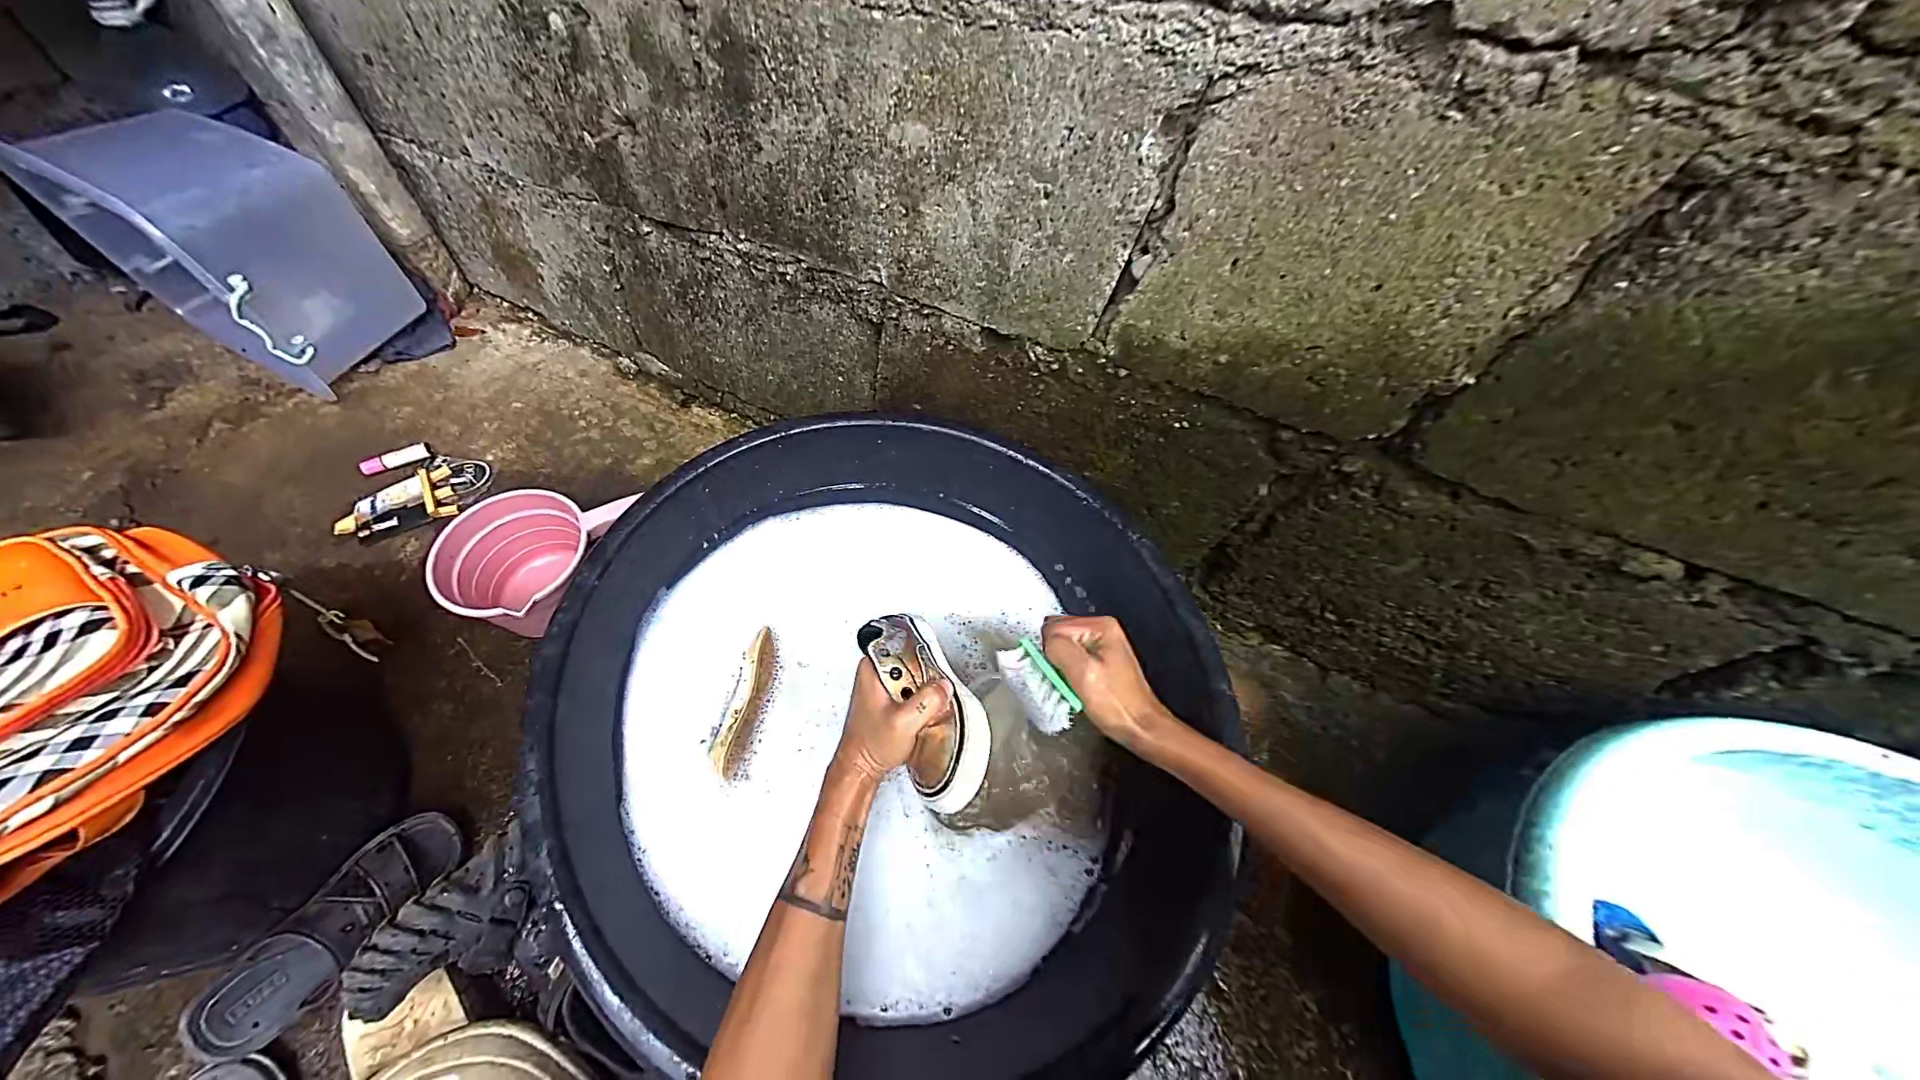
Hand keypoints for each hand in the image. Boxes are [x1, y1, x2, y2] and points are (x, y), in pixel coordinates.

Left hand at [834, 657, 953, 782]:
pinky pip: (915, 690)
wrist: (860, 767)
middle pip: (916, 661)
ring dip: (926, 694)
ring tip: (919, 714)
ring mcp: (883, 683)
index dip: (926, 663)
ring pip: (918, 676)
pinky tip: (917, 718)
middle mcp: (876, 670)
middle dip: (927, 681)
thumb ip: (927, 701)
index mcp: (873, 666)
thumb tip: (943, 686)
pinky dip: (922, 703)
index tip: (932, 680)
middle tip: (924, 703)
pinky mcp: (891, 696)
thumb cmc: (869, 745)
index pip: (909, 647)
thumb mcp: (904, 722)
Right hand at [1042, 615, 1168, 749]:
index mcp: (1100, 626)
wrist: (1141, 727)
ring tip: (1073, 686)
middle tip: (1065, 680)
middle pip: (1057, 635)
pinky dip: (1068, 674)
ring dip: (1060, 668)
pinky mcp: (1099, 661)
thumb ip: (1059, 648)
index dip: (1049, 651)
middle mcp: (1102, 630)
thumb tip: (1043, 641)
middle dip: (1054, 658)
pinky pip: (1071, 660)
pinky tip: (1077, 688)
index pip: (1053, 627)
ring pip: (1062, 649)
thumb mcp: (1083, 672)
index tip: (1056, 671)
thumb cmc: (1117, 705)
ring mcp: (1101, 646)